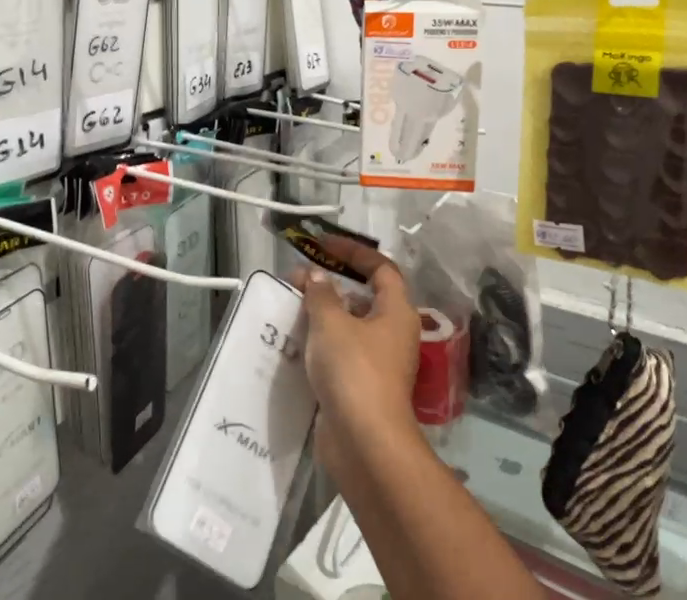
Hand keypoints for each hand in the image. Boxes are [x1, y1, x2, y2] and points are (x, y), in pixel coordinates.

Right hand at [293, 238, 421, 479]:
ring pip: (350, 326)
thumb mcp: (331, 323)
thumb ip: (321, 294)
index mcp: (396, 312)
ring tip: (290, 306)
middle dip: (331, 284)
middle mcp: (393, 333)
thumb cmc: (353, 371)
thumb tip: (318, 276)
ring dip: (322, 313)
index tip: (322, 245)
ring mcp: (378, 362)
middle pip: (364, 297)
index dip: (354, 252)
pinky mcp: (361, 385)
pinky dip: (320, 342)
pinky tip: (294, 342)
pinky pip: (340, 352)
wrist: (364, 441)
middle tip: (297, 279)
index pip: (381, 269)